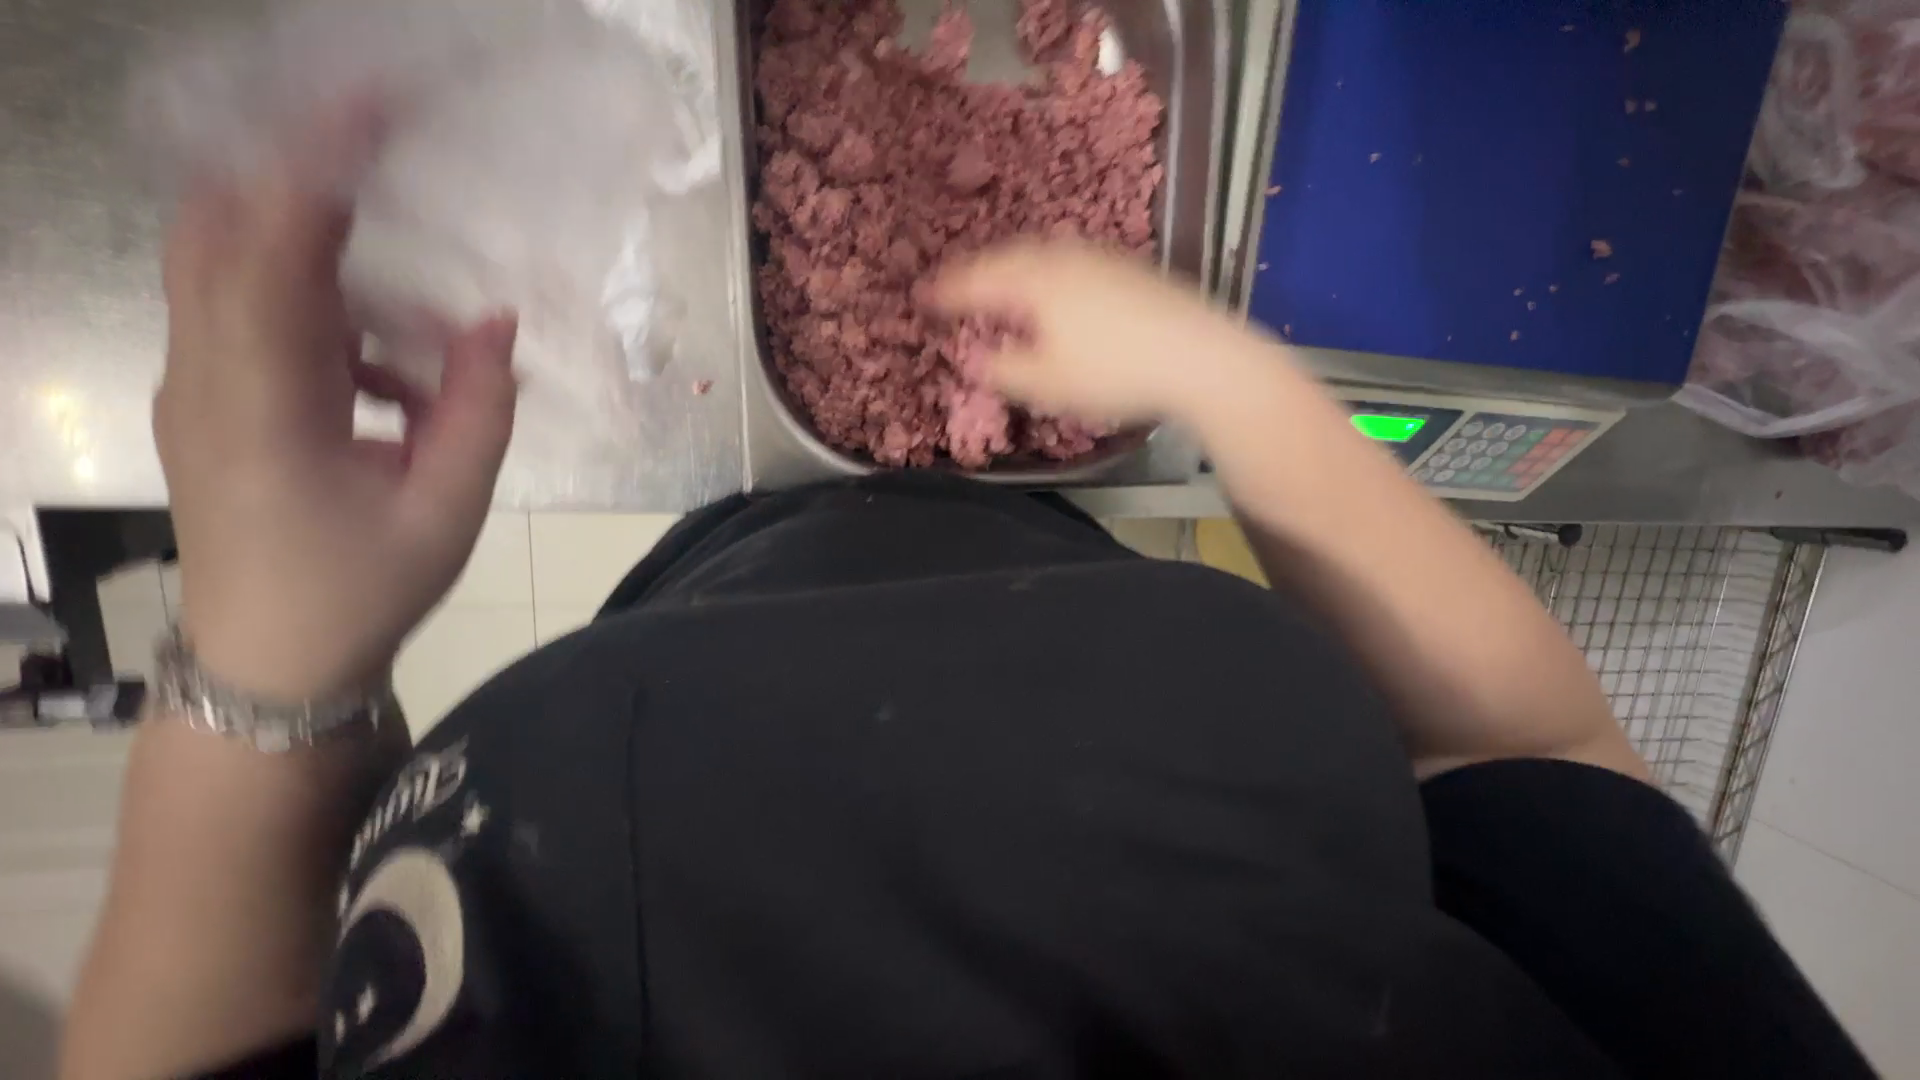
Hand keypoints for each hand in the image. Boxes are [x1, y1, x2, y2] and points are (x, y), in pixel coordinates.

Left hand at [155, 116, 518, 701]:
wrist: (272, 660)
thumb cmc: (362, 591)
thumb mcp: (445, 509)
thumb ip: (477, 410)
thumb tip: (495, 321)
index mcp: (260, 402)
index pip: (268, 249)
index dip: (313, 167)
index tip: (368, 109)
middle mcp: (207, 373)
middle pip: (219, 227)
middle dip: (299, 175)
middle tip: (388, 156)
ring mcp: (201, 382)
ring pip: (238, 267)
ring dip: (332, 261)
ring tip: (424, 335)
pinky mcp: (218, 397)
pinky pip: (262, 317)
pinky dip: (333, 313)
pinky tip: (400, 380)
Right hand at [932, 240, 1261, 423]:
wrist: (1203, 356)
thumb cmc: (1115, 372)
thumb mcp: (1047, 385)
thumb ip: (1002, 370)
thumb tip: (972, 358)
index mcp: (1035, 281)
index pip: (976, 281)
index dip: (945, 292)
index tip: (920, 298)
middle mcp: (1064, 257)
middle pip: (1008, 258)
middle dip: (978, 272)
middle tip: (956, 288)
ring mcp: (1102, 257)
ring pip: (1043, 254)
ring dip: (1014, 268)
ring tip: (1002, 285)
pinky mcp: (1131, 269)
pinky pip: (1071, 261)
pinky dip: (1048, 272)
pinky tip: (1057, 290)